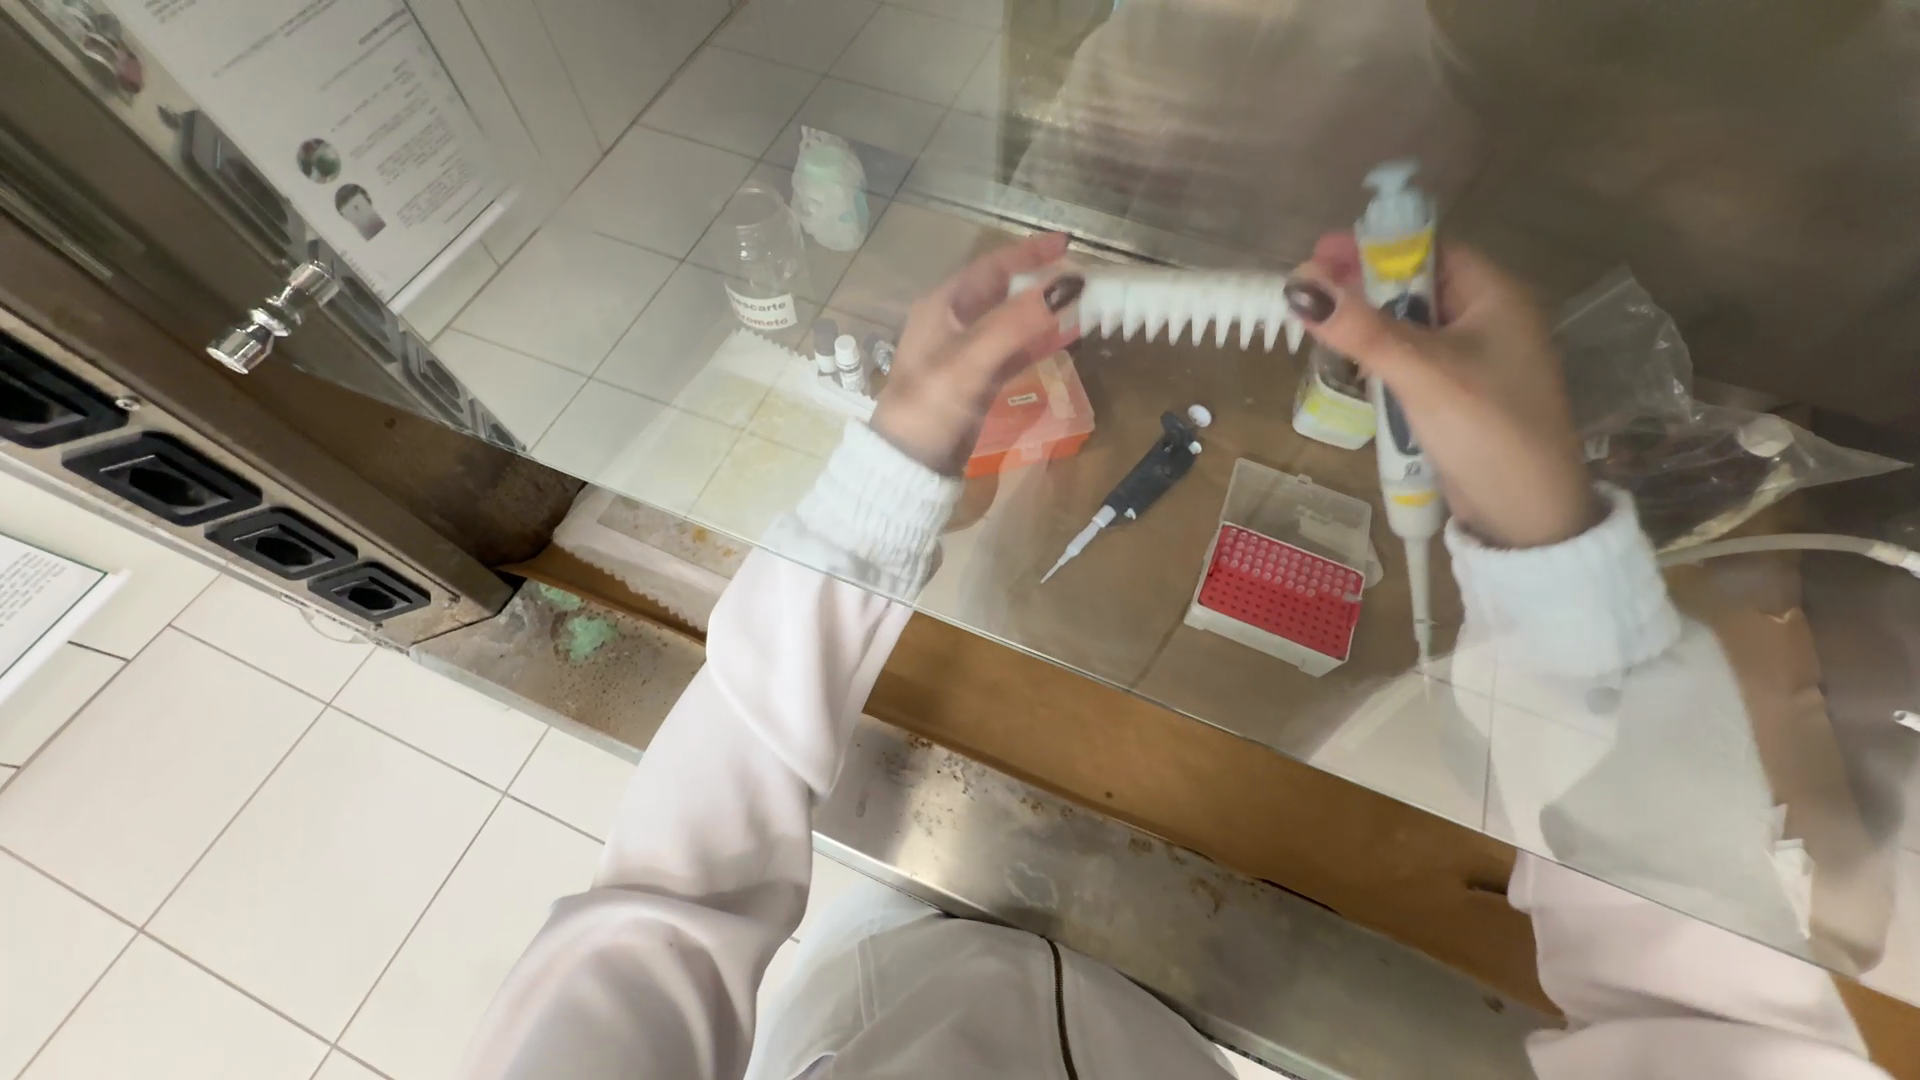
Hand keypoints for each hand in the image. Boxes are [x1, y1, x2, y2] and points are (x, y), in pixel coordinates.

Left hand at [869, 233, 1083, 475]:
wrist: (909, 463)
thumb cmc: (931, 406)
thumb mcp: (970, 360)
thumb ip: (1017, 322)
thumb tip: (1067, 284)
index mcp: (943, 306)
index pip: (992, 267)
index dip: (1029, 253)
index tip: (1067, 243)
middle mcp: (954, 323)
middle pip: (1005, 292)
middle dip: (1043, 282)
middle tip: (1084, 277)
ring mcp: (967, 353)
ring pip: (1014, 322)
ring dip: (1046, 312)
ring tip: (1085, 303)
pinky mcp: (979, 381)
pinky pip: (1015, 352)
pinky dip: (1039, 342)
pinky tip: (1067, 337)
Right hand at [1284, 234, 1602, 547]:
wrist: (1526, 511)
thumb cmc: (1487, 430)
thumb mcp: (1422, 374)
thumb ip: (1362, 331)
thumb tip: (1300, 287)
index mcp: (1493, 296)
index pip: (1427, 251)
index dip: (1373, 248)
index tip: (1319, 253)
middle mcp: (1485, 318)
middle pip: (1413, 286)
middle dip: (1361, 285)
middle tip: (1306, 290)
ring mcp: (1471, 358)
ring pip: (1407, 325)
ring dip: (1366, 323)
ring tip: (1317, 324)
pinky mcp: (1454, 392)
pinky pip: (1409, 360)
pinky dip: (1378, 357)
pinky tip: (1351, 364)